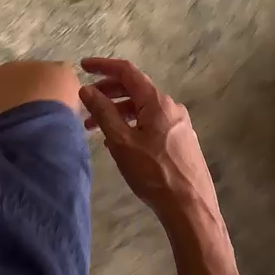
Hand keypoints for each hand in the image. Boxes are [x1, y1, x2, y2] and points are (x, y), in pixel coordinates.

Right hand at [79, 58, 220, 224]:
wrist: (191, 209)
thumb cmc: (153, 173)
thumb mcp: (122, 142)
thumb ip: (103, 112)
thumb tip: (86, 89)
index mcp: (157, 102)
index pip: (127, 71)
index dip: (103, 66)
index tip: (83, 67)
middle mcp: (171, 107)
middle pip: (135, 89)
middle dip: (108, 93)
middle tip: (86, 103)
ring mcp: (179, 124)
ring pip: (143, 108)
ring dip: (118, 112)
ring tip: (96, 130)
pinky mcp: (181, 141)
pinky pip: (152, 123)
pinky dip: (132, 124)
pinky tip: (120, 143)